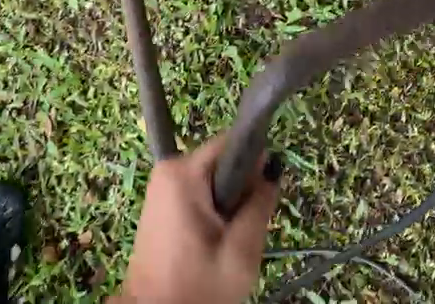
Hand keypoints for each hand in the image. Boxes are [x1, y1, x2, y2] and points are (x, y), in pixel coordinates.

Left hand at [113, 136, 280, 303]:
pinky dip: (211, 212)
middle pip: (221, 163)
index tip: (263, 196)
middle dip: (239, 191)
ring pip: (211, 180)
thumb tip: (273, 167)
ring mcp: (161, 185)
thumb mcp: (240, 253)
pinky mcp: (160, 202)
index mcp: (183, 173)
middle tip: (243, 230)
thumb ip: (259, 206)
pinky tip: (212, 243)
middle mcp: (168, 169)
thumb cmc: (197, 289)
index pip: (230, 144)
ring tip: (227, 241)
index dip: (254, 165)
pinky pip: (197, 193)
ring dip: (226, 205)